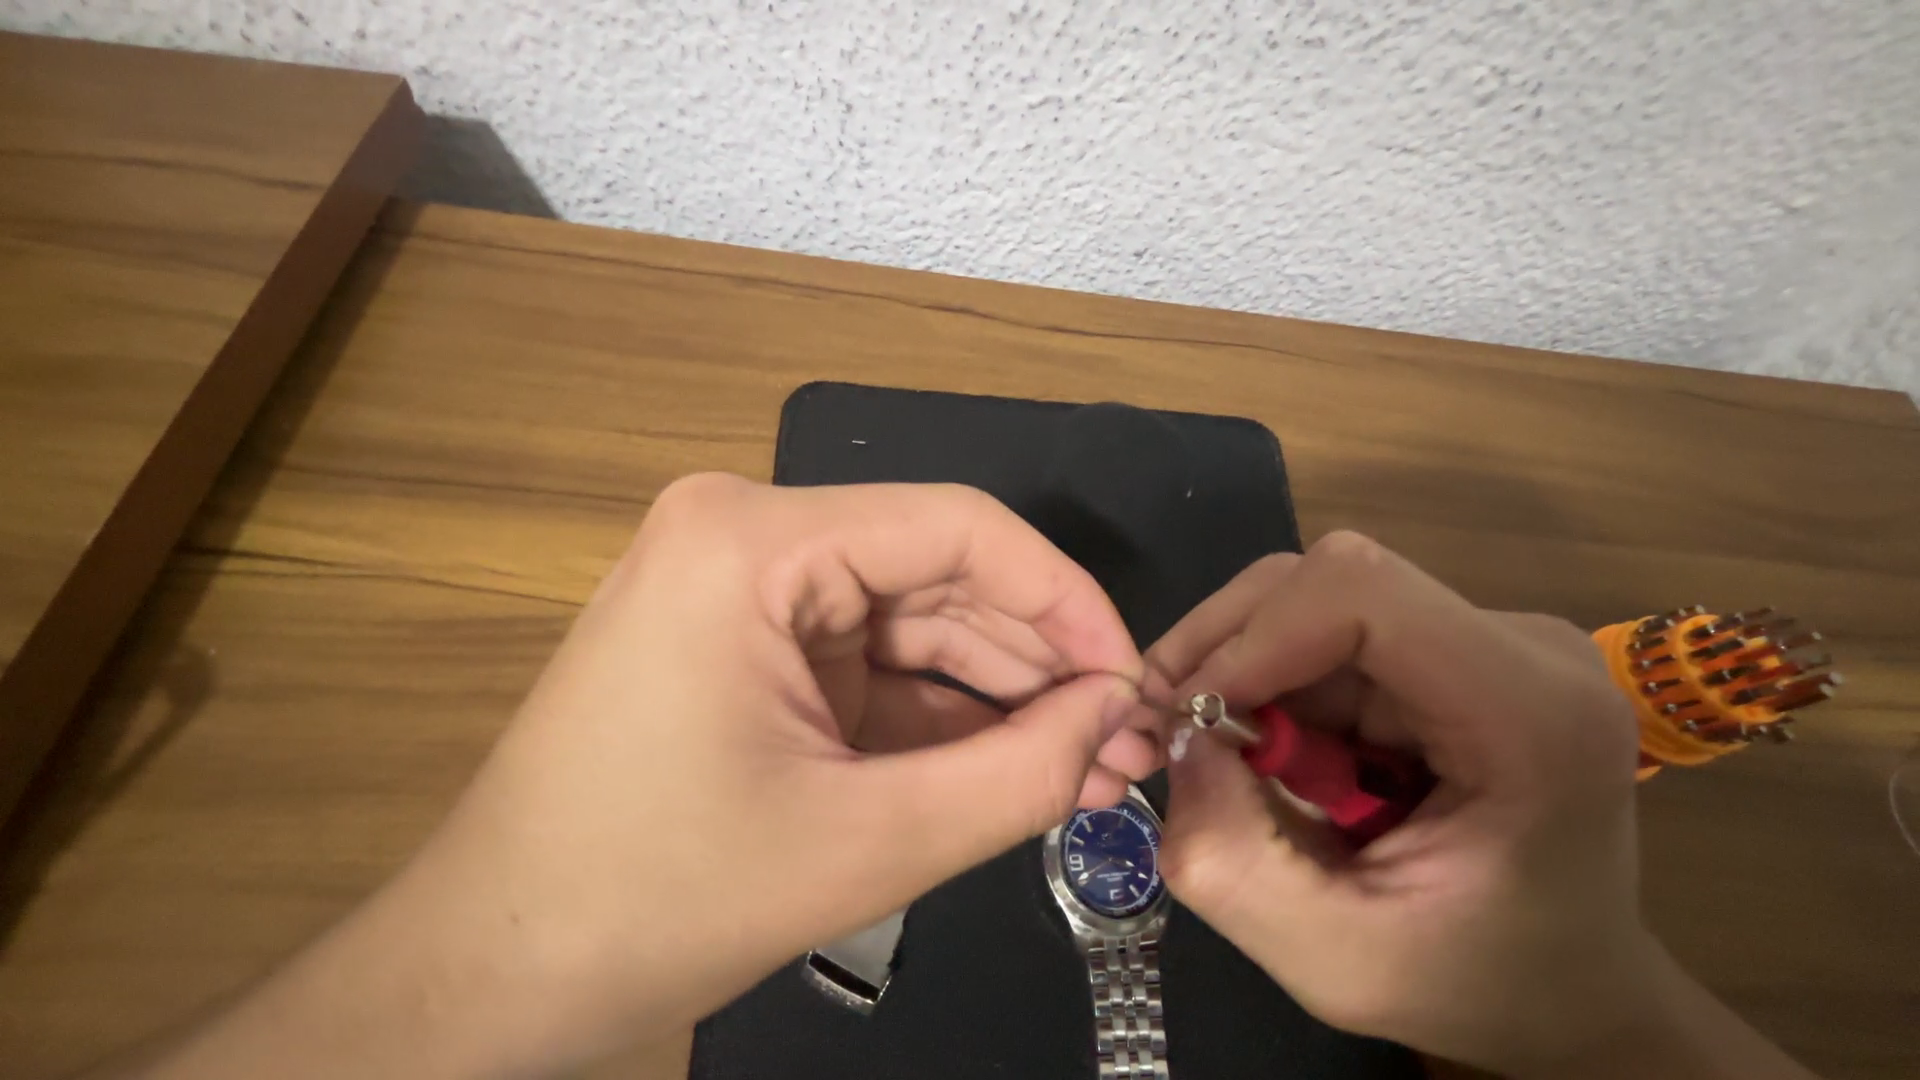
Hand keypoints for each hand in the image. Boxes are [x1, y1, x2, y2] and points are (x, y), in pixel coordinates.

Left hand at [138, 475, 1153, 1078]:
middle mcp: (748, 536)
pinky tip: (1010, 765)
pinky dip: (940, 715)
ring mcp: (744, 589)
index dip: (1067, 601)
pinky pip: (871, 664)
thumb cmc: (659, 900)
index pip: (959, 529)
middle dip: (1037, 664)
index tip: (1135, 683)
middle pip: (939, 576)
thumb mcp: (869, 841)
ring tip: (1084, 769)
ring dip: (997, 696)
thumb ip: (1021, 773)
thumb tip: (1122, 718)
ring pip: (913, 624)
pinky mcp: (749, 645)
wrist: (489, 975)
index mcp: (755, 541)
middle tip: (1121, 747)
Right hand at [1145, 533, 1658, 1074]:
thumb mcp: (1333, 962)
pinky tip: (1266, 749)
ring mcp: (1483, 639)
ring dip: (1237, 669)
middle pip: (1321, 582)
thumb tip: (1178, 739)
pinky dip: (1265, 680)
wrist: (1566, 990)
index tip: (1190, 715)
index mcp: (1529, 713)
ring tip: (1216, 754)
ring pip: (1307, 600)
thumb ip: (1230, 861)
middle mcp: (1516, 647)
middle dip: (1224, 650)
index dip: (1251, 637)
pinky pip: (1320, 631)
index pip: (1359, 593)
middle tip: (1169, 731)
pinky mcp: (1446, 647)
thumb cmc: (1474, 986)